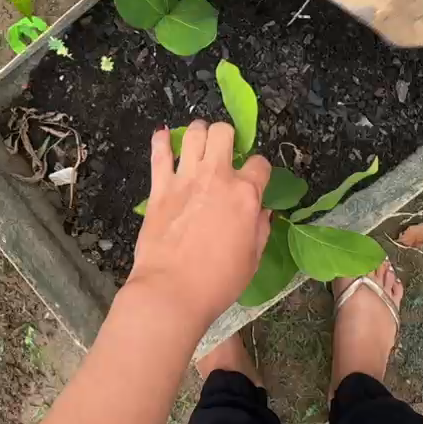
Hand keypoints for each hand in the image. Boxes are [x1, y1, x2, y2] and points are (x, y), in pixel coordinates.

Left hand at [126, 120, 271, 331]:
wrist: (171, 291)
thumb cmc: (218, 282)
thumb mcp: (252, 259)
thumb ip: (260, 229)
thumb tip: (263, 211)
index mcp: (245, 194)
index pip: (261, 163)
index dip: (259, 170)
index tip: (254, 179)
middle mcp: (217, 176)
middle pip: (223, 132)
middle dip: (227, 137)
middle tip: (223, 153)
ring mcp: (186, 178)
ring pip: (194, 133)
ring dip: (198, 133)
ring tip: (198, 144)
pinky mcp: (160, 186)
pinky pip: (159, 152)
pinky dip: (161, 141)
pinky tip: (164, 138)